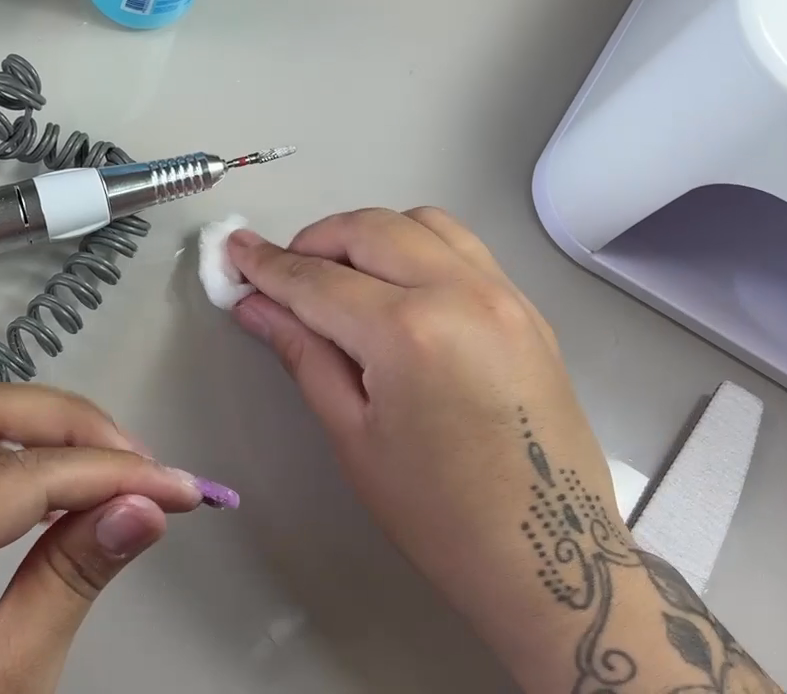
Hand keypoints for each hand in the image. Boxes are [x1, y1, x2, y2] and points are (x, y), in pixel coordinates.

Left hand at [0, 382, 227, 693]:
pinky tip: (31, 462)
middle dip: (63, 421)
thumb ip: (72, 577)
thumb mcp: (12, 673)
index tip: (174, 485)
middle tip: (135, 462)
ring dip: (22, 414)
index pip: (17, 476)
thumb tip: (140, 507)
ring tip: (92, 456)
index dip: (104, 471)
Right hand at [226, 209, 780, 692]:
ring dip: (365, 236)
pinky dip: (412, 248)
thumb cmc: (434, 510)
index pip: (314, 278)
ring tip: (337, 277)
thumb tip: (251, 303)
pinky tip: (391, 291)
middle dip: (310, 242)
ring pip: (419, 222)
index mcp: (408, 332)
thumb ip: (299, 350)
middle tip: (279, 276)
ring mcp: (505, 298)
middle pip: (367, 230)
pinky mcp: (528, 312)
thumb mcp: (348, 430)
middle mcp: (462, 295)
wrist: (556, 563)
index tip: (229, 249)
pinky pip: (460, 248)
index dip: (263, 264)